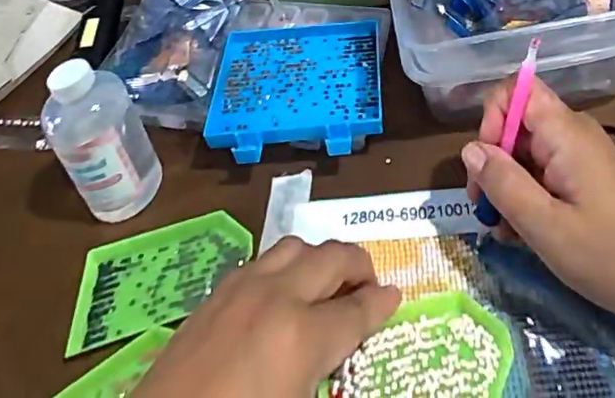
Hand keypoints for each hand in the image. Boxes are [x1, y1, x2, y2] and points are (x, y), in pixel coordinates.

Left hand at [135, 237, 399, 397]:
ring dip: (321, 259)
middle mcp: (277, 296)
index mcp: (301, 336)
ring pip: (298, 246)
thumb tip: (342, 347)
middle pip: (333, 259)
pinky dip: (288, 265)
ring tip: (329, 282)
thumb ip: (323, 369)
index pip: (356, 311)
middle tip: (369, 286)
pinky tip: (285, 290)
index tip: (395, 295)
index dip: (381, 303)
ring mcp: (244, 286)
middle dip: (360, 267)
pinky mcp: (219, 289)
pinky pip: (266, 258)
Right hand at [461, 76, 614, 327]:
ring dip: (507, 185)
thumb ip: (503, 183)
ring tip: (505, 230)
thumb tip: (469, 149)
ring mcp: (579, 153)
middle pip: (516, 122)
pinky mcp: (583, 175)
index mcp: (566, 132)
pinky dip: (526, 194)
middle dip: (493, 161)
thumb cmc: (607, 255)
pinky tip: (522, 231)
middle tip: (486, 210)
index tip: (487, 164)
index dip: (492, 117)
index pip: (516, 89)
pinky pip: (542, 169)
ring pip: (525, 150)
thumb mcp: (544, 225)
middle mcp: (572, 132)